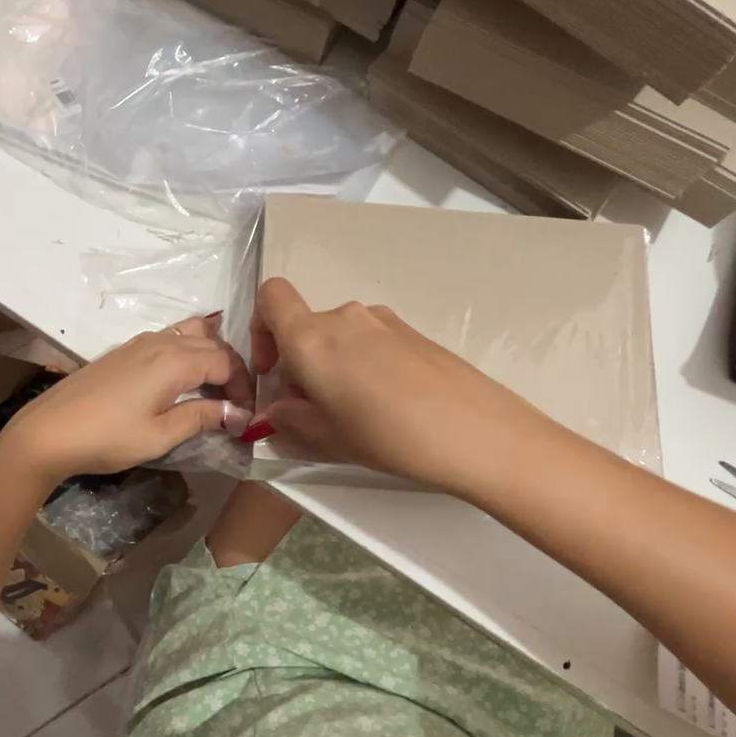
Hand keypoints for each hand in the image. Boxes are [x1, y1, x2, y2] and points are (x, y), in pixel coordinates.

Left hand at [0, 315, 253, 483]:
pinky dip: (188, 353)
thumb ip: (201, 418)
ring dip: (210, 356)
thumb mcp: (160, 436)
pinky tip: (185, 381)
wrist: (49, 431)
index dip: (243, 387)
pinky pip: (169, 339)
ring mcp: (139, 342)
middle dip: (231, 370)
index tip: (247, 415)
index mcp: (174, 360)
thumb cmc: (108, 438)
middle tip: (236, 404)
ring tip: (214, 389)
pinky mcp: (124, 351)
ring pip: (190, 334)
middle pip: (212, 343)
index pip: (226, 362)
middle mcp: (160, 342)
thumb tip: (238, 414)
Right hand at [250, 276, 542, 494]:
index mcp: (312, 338)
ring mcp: (383, 321)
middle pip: (305, 325)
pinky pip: (369, 342)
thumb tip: (279, 409)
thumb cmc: (387, 436)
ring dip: (332, 366)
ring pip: (339, 336)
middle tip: (313, 410)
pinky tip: (386, 405)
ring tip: (353, 413)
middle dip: (298, 363)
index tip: (271, 370)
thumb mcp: (326, 439)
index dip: (260, 329)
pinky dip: (362, 365)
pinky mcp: (413, 333)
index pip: (270, 297)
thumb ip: (290, 419)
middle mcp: (344, 317)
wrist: (475, 433)